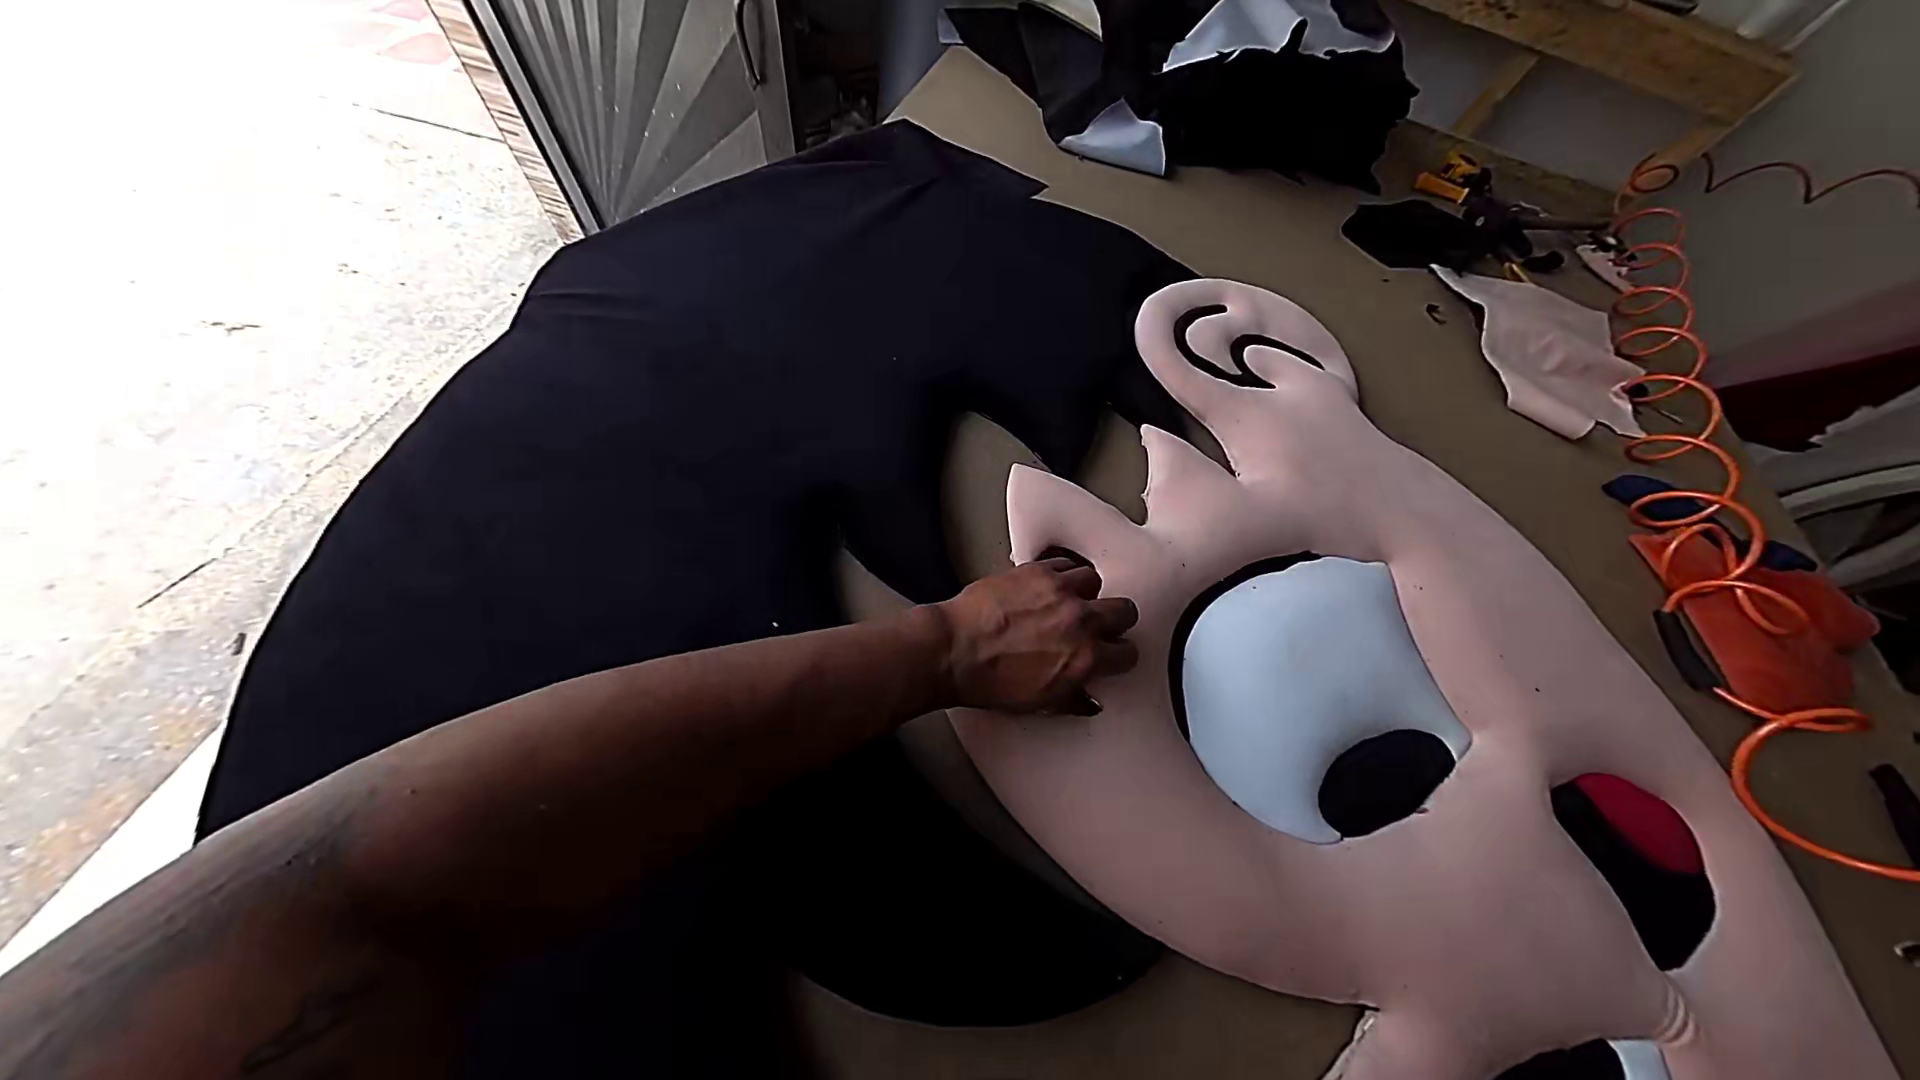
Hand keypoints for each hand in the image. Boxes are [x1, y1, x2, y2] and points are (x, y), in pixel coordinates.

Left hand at [931, 557, 1139, 714]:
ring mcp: (1060, 592)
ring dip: (1085, 592)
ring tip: (1068, 601)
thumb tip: (1088, 700)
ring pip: (1095, 581)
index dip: (1119, 654)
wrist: (953, 650)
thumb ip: (1072, 698)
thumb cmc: (988, 679)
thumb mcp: (1038, 703)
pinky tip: (1049, 585)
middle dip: (1115, 619)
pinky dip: (1061, 573)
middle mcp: (1080, 621)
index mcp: (1086, 659)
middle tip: (1099, 624)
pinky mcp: (1037, 570)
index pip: (1127, 653)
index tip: (1112, 652)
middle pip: (1124, 610)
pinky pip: (1065, 563)